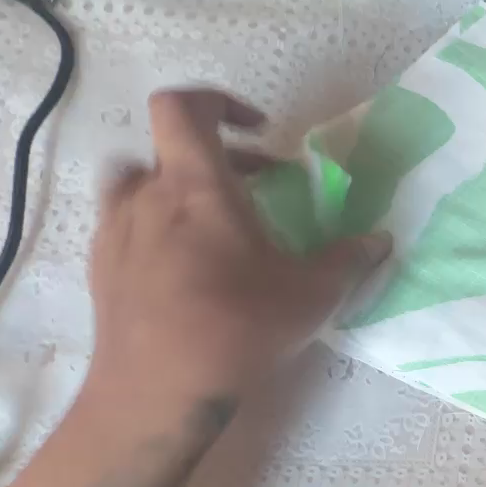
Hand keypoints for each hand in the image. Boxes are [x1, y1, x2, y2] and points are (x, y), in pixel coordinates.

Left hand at [85, 89, 389, 417]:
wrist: (163, 382)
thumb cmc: (244, 323)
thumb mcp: (315, 292)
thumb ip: (349, 259)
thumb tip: (380, 239)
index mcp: (199, 188)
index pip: (185, 109)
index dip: (220, 104)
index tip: (261, 130)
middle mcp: (147, 196)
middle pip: (170, 148)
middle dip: (218, 156)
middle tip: (261, 185)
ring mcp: (117, 228)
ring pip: (142, 182)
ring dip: (182, 187)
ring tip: (222, 222)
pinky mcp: (104, 262)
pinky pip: (130, 221)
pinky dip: (163, 224)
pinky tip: (196, 264)